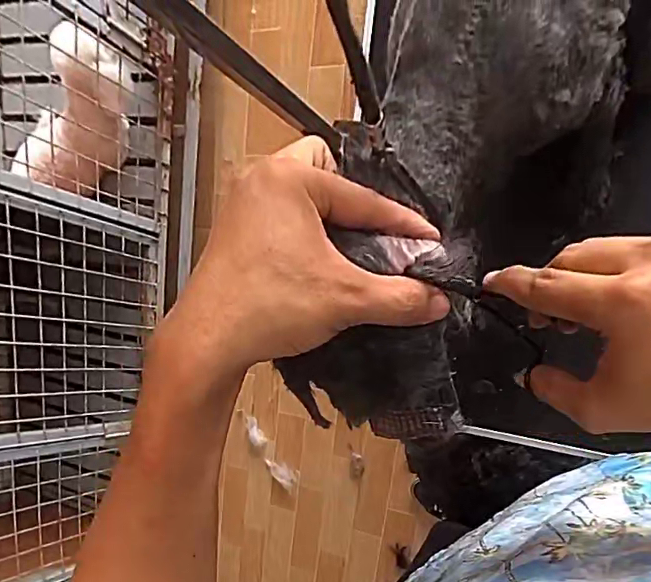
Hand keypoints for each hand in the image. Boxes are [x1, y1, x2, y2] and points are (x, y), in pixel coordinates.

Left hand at [158, 137, 450, 376]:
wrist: (212, 340)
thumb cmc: (268, 306)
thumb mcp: (348, 300)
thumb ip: (400, 297)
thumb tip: (438, 299)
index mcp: (289, 179)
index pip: (364, 197)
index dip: (404, 223)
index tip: (430, 241)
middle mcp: (263, 180)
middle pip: (328, 172)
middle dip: (358, 200)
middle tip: (380, 233)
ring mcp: (247, 205)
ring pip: (306, 196)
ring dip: (335, 219)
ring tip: (358, 250)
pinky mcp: (241, 233)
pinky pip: (288, 219)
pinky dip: (313, 235)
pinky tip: (327, 265)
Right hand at [484, 233, 650, 433]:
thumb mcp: (610, 410)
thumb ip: (558, 392)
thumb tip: (535, 373)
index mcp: (621, 302)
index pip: (547, 284)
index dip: (513, 285)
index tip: (494, 283)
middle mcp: (644, 261)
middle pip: (571, 257)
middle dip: (548, 283)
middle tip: (545, 316)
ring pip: (603, 249)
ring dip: (582, 277)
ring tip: (583, 312)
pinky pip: (636, 251)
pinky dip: (615, 273)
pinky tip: (624, 305)